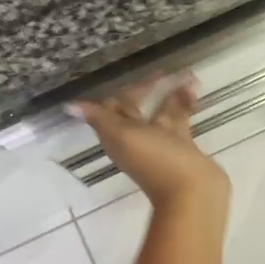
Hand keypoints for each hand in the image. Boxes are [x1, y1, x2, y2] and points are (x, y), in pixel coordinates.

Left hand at [72, 77, 228, 211]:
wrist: (192, 192)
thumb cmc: (157, 159)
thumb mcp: (123, 136)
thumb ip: (100, 118)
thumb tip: (69, 106)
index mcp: (118, 136)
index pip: (114, 107)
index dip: (126, 91)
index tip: (143, 77)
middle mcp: (136, 138)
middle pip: (138, 108)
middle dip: (151, 88)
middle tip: (166, 72)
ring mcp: (161, 142)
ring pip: (162, 111)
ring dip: (173, 93)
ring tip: (190, 76)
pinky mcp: (181, 145)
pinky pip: (180, 119)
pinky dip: (186, 104)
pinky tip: (195, 91)